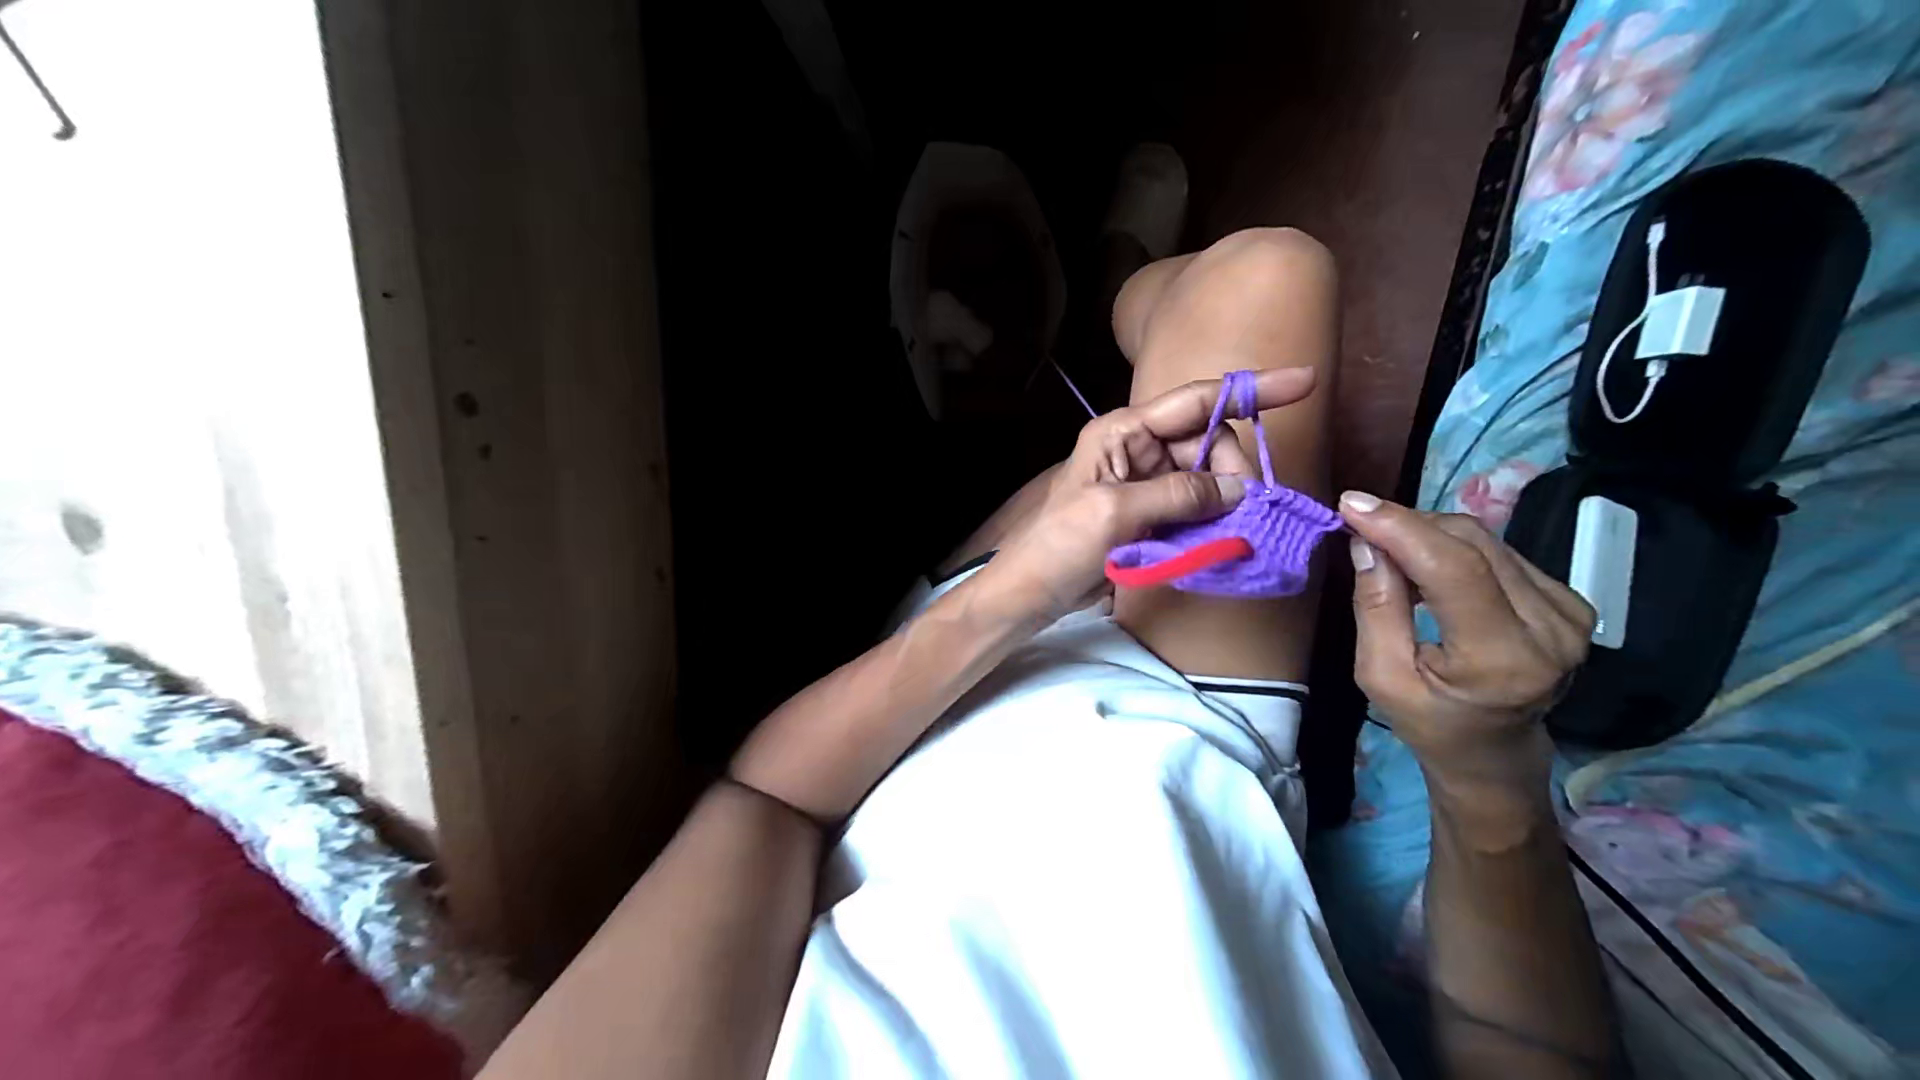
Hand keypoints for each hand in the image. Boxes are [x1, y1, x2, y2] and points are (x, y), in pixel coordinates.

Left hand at [979, 367, 1317, 619]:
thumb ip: (1178, 494)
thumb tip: (1237, 489)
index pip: (1195, 401)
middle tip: (1243, 509)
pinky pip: (1197, 505)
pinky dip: (1215, 518)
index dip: (1249, 390)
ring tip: (1234, 527)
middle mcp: (1138, 449)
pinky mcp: (1152, 513)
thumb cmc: (1060, 543)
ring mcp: (1146, 482)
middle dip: (1233, 469)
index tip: (1304, 381)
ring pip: (1208, 477)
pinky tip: (1223, 536)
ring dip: (1228, 498)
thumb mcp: (1115, 512)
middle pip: (1209, 441)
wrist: (1032, 590)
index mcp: (1123, 432)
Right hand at [1340, 493, 1594, 788]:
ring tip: (1388, 548)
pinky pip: (1498, 552)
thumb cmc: (1428, 721)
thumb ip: (1376, 607)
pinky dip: (1451, 547)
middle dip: (1407, 525)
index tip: (1352, 504)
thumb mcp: (1379, 674)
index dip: (1401, 528)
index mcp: (1504, 659)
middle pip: (1471, 545)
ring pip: (1485, 540)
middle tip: (1360, 524)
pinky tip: (1425, 565)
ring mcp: (1569, 613)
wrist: (1494, 751)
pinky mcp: (1568, 601)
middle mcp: (1551, 629)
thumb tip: (1366, 543)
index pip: (1454, 570)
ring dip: (1427, 533)